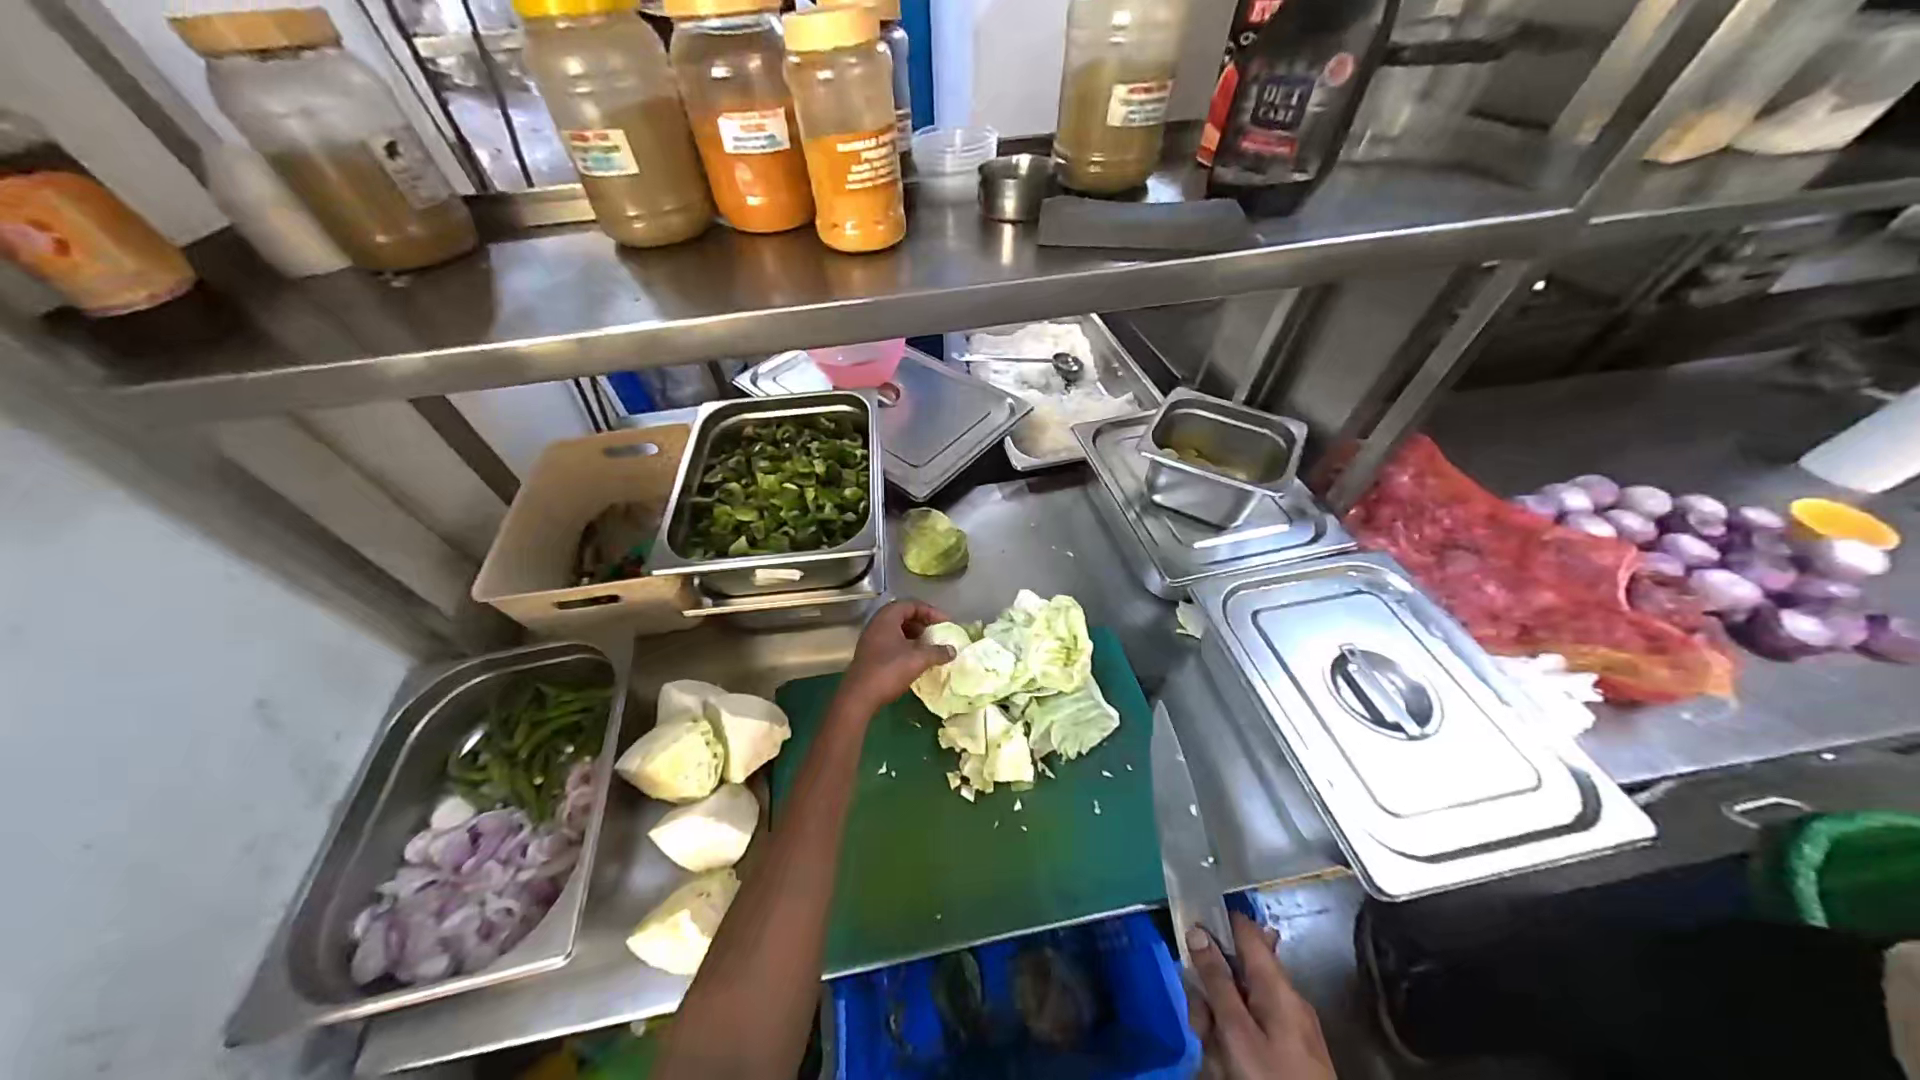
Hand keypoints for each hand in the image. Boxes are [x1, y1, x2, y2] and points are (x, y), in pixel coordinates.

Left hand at [837, 600, 954, 712]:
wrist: (859, 697)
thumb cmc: (889, 671)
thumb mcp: (918, 659)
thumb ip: (938, 652)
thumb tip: (952, 650)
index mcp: (887, 618)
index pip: (911, 604)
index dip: (931, 611)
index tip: (946, 623)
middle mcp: (877, 624)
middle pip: (903, 615)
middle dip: (923, 623)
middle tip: (937, 633)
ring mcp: (871, 640)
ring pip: (896, 630)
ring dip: (914, 636)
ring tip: (929, 646)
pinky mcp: (869, 655)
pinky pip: (891, 642)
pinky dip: (905, 646)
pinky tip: (915, 659)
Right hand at [1187, 913, 1335, 1079]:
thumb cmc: (1272, 1078)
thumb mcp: (1235, 1032)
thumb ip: (1216, 981)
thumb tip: (1198, 931)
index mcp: (1276, 985)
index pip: (1246, 930)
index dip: (1218, 923)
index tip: (1190, 933)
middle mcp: (1287, 996)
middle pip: (1239, 972)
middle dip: (1212, 991)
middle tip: (1201, 1025)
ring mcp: (1293, 1023)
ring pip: (1243, 1001)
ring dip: (1220, 1020)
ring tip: (1214, 1053)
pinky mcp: (1293, 1047)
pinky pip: (1255, 1025)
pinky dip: (1236, 1036)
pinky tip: (1228, 1062)